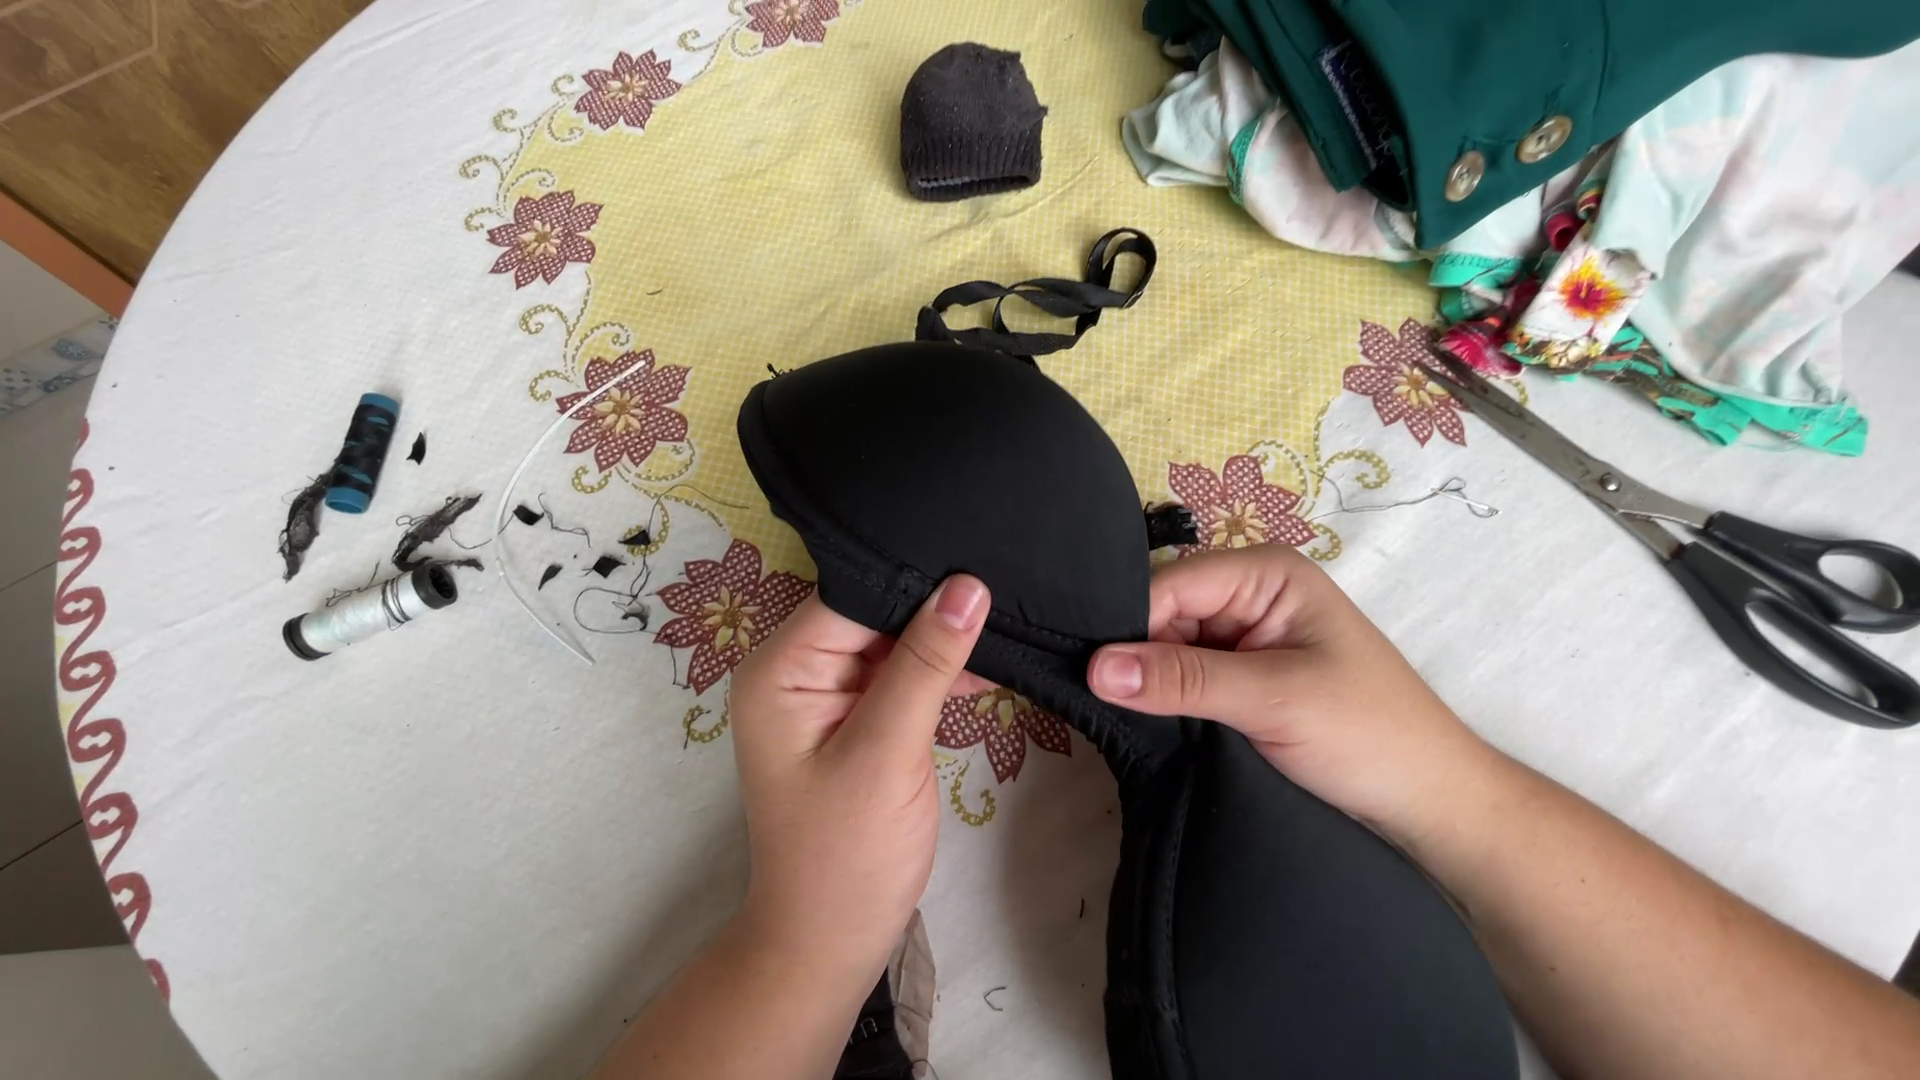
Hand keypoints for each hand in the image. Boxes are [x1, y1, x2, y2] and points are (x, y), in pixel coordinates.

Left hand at [726, 577, 989, 975]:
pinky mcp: (859, 716)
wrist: (834, 939)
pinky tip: (987, 666)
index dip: (912, 580)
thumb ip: (925, 666)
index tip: (979, 559)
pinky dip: (941, 673)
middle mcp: (797, 670)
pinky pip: (903, 674)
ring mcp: (829, 693)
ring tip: (1007, 619)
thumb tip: (968, 587)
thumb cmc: (847, 854)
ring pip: (895, 641)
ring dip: (944, 641)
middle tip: (1003, 584)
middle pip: (873, 614)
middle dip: (934, 607)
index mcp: (780, 669)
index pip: (851, 597)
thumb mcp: (886, 753)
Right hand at [1085, 545, 1490, 834]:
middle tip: (1088, 694)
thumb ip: (1182, 680)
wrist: (1432, 805)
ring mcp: (1243, 636)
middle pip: (1163, 610)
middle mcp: (1249, 594)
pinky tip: (1137, 714)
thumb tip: (1094, 668)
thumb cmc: (1369, 735)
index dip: (1127, 623)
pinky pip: (1182, 675)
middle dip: (1132, 652)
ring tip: (1106, 708)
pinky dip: (1161, 696)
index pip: (1170, 584)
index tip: (1085, 669)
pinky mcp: (1239, 677)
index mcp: (1266, 573)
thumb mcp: (1272, 700)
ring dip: (1144, 678)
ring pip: (1166, 645)